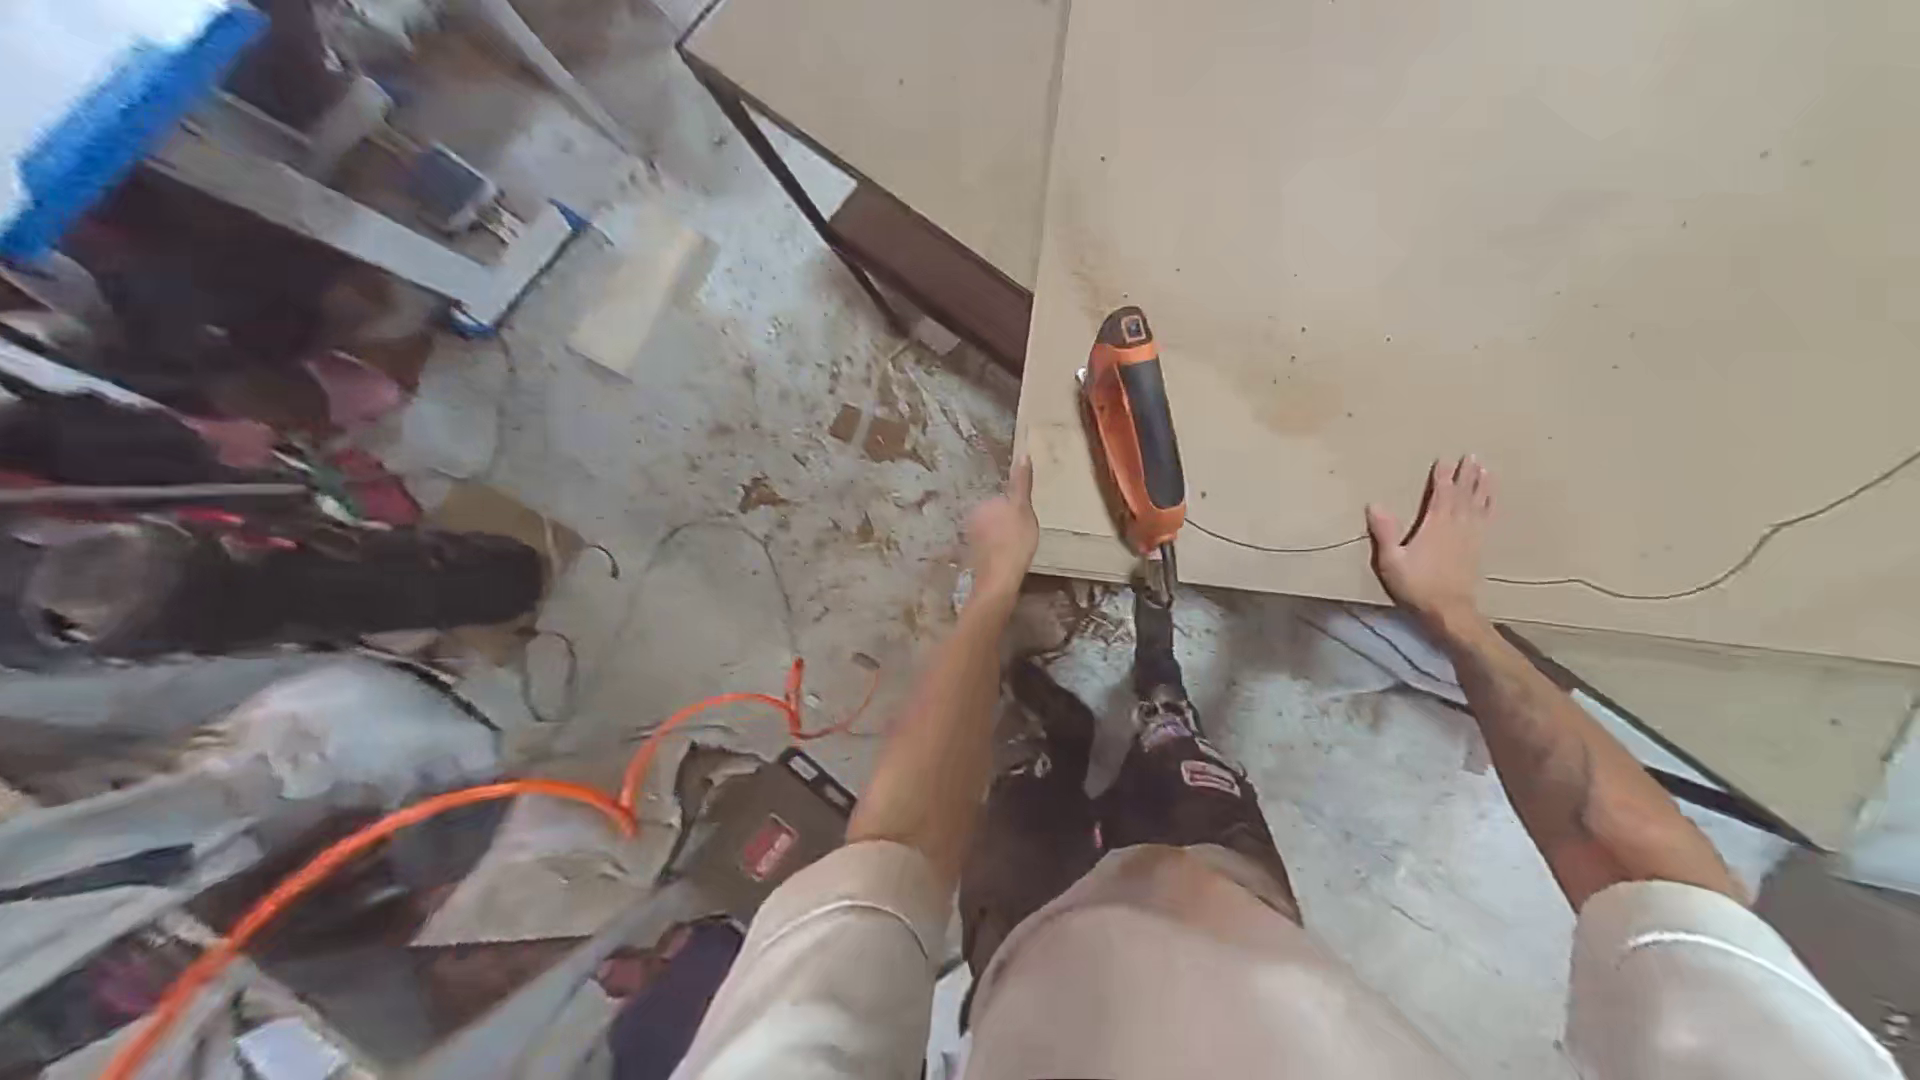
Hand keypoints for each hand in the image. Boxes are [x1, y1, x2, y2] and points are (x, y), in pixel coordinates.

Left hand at [965, 456, 1038, 600]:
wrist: (999, 578)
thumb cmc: (1014, 540)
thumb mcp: (1023, 507)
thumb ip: (1021, 482)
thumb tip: (1022, 454)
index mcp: (983, 504)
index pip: (1003, 500)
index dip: (1018, 510)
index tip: (1026, 522)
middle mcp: (972, 519)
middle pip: (997, 516)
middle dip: (1008, 524)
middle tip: (1024, 536)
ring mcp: (971, 539)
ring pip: (993, 533)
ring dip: (1004, 538)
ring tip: (1019, 549)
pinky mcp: (974, 557)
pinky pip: (991, 549)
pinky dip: (999, 552)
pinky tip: (1009, 560)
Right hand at [1366, 456, 1492, 632]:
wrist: (1449, 609)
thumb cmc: (1415, 585)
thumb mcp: (1391, 560)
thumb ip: (1385, 532)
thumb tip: (1375, 504)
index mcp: (1436, 526)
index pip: (1440, 495)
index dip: (1442, 477)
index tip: (1444, 459)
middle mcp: (1457, 526)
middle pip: (1463, 495)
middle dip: (1466, 475)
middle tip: (1471, 456)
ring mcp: (1472, 536)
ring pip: (1479, 504)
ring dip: (1482, 486)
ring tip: (1486, 470)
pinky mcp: (1478, 546)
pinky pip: (1487, 519)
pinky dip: (1490, 505)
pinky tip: (1491, 499)